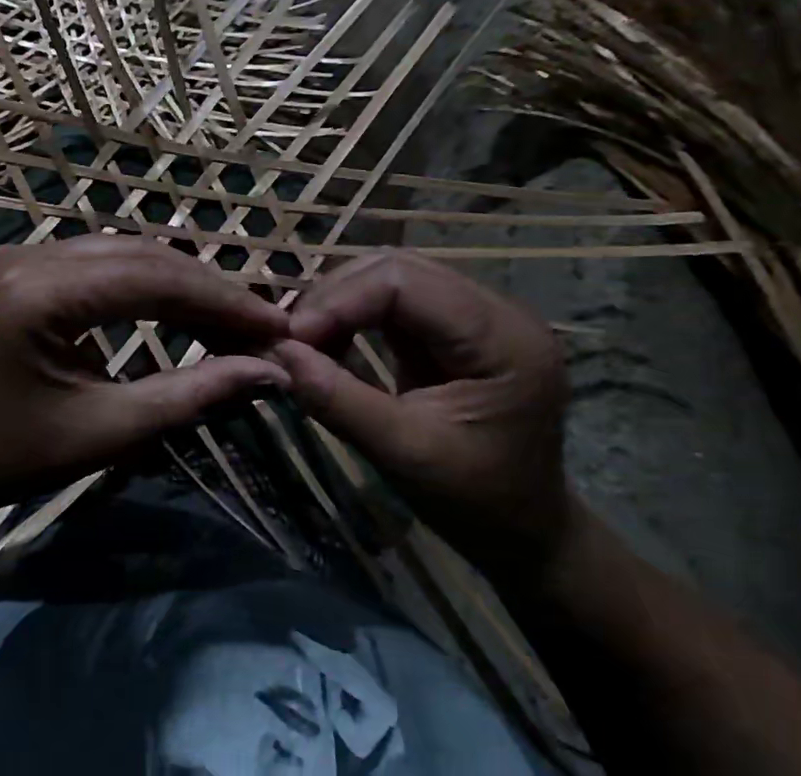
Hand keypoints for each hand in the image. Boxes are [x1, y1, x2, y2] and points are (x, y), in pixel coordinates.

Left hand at [0, 235, 291, 510]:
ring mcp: (25, 252)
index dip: (221, 301)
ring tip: (234, 321)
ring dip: (187, 284)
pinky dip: (154, 284)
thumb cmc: (16, 454)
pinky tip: (187, 309)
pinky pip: (108, 261)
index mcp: (37, 295)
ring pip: (130, 252)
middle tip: (262, 327)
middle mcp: (28, 256)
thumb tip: (271, 373)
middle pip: (144, 256)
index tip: (276, 326)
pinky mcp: (30, 262)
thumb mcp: (109, 431)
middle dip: (209, 290)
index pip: (151, 280)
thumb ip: (192, 395)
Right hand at [269, 253, 570, 568]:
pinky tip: (331, 341)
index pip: (406, 282)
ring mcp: (479, 316)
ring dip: (342, 302)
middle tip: (291, 338)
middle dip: (336, 296)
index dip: (340, 300)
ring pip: (394, 277)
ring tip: (305, 339)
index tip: (291, 339)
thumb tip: (278, 352)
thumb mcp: (402, 453)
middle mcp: (498, 311)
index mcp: (503, 339)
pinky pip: (398, 301)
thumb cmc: (474, 500)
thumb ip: (339, 400)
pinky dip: (356, 315)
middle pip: (400, 268)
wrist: (523, 531)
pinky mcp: (458, 328)